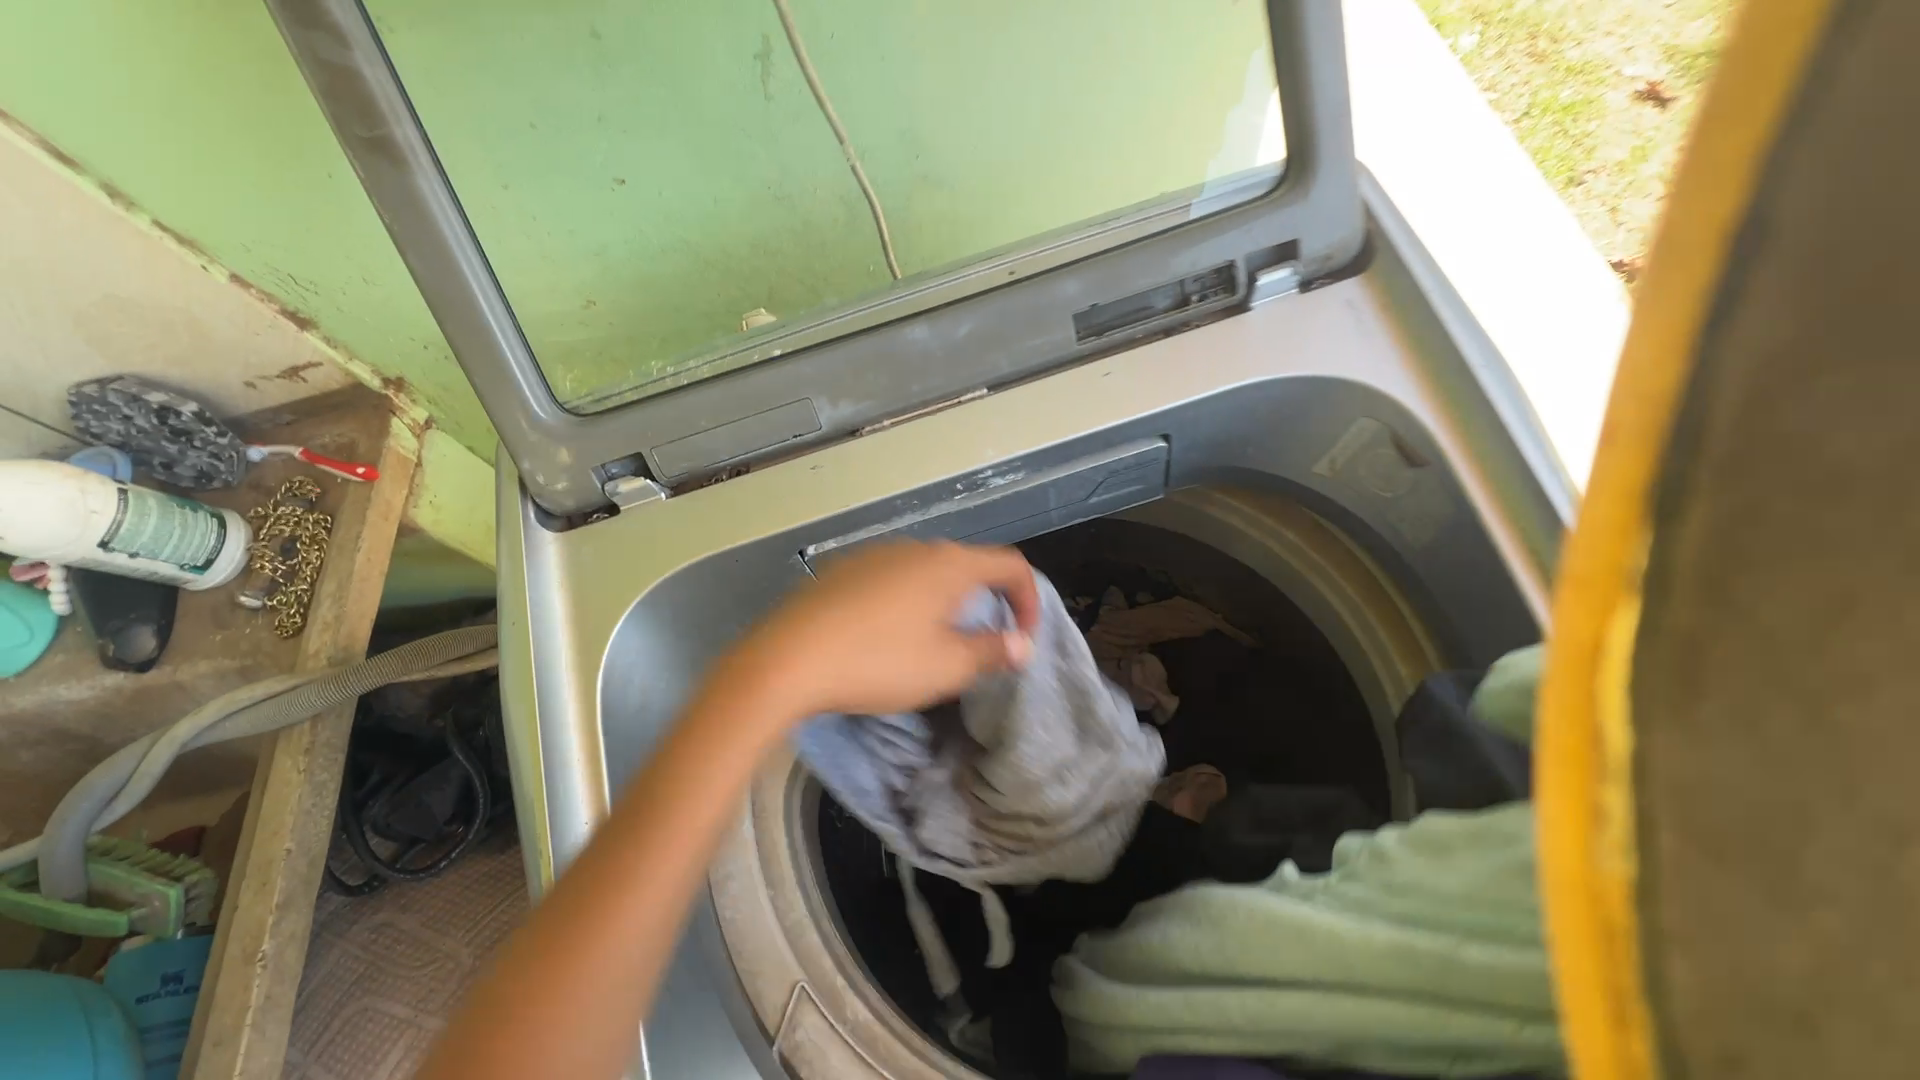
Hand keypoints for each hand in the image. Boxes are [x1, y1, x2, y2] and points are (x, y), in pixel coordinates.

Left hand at [717, 541, 1038, 721]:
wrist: (786, 660)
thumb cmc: (878, 662)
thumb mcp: (946, 666)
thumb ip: (991, 651)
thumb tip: (1021, 644)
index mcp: (948, 564)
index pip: (1010, 566)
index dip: (1029, 600)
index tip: (1022, 638)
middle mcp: (914, 548)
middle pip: (967, 566)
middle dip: (985, 603)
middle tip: (981, 645)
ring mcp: (873, 555)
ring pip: (926, 573)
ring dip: (944, 604)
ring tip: (933, 645)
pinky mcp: (840, 571)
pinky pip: (890, 581)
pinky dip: (906, 604)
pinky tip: (884, 637)